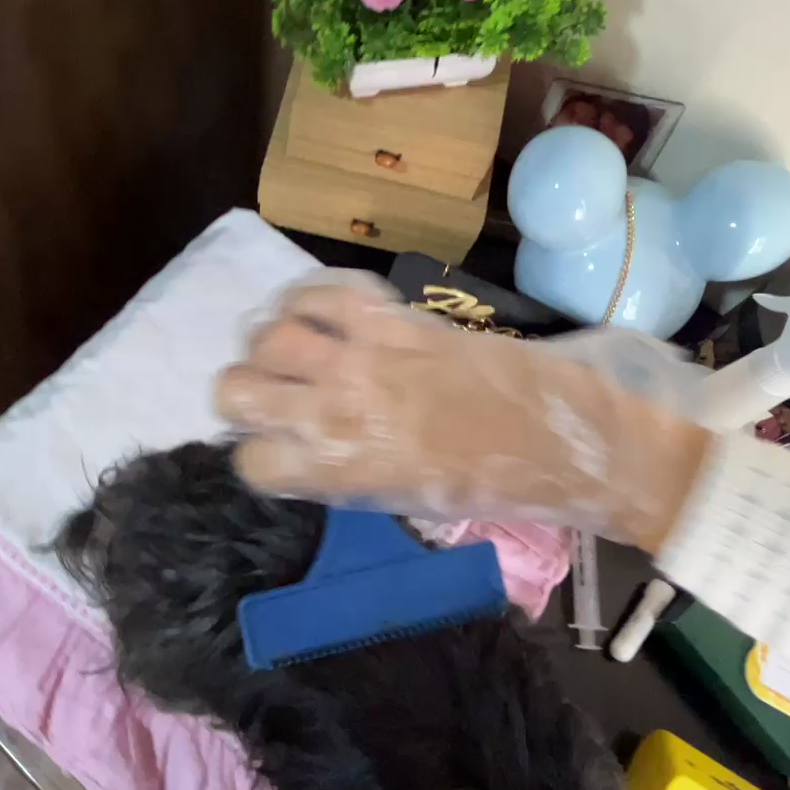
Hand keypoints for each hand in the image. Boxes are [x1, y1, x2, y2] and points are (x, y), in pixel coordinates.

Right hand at [215, 275, 710, 548]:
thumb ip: (332, 472)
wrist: (553, 436)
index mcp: (339, 467)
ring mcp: (361, 356)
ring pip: (267, 334)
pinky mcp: (391, 317)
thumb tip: (290, 444)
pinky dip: (308, 300)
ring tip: (290, 351)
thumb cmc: (479, 482)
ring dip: (267, 346)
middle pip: (235, 389)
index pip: (251, 460)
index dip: (255, 457)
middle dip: (238, 396)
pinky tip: (316, 314)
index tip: (271, 449)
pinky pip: (322, 291)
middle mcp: (337, 408)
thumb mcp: (394, 498)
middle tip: (266, 396)